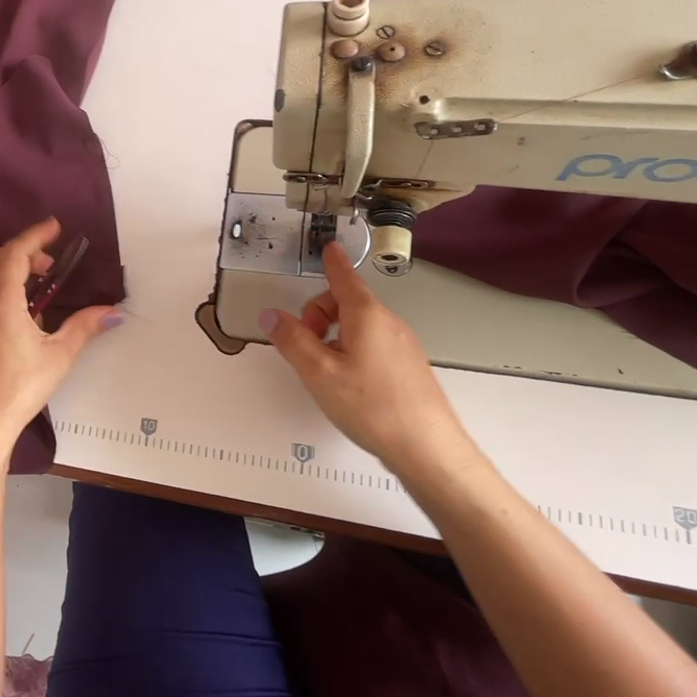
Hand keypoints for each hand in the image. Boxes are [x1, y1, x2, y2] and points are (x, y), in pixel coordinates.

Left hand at [0, 218, 123, 455]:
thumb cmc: (20, 389)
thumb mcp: (59, 357)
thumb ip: (85, 327)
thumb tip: (113, 311)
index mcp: (1, 303)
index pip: (14, 254)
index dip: (34, 236)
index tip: (55, 227)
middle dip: (24, 252)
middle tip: (51, 264)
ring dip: (13, 271)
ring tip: (41, 287)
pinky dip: (3, 289)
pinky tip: (24, 314)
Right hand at [259, 241, 472, 477]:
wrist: (426, 447)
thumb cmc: (374, 407)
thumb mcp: (318, 372)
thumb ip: (291, 340)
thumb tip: (270, 316)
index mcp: (366, 316)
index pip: (344, 278)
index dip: (332, 263)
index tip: (329, 248)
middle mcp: (388, 323)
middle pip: (346, 303)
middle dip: (319, 316)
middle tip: (305, 346)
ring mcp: (401, 345)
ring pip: (359, 326)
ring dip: (334, 337)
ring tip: (325, 371)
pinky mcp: (407, 366)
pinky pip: (373, 344)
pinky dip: (352, 351)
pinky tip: (347, 384)